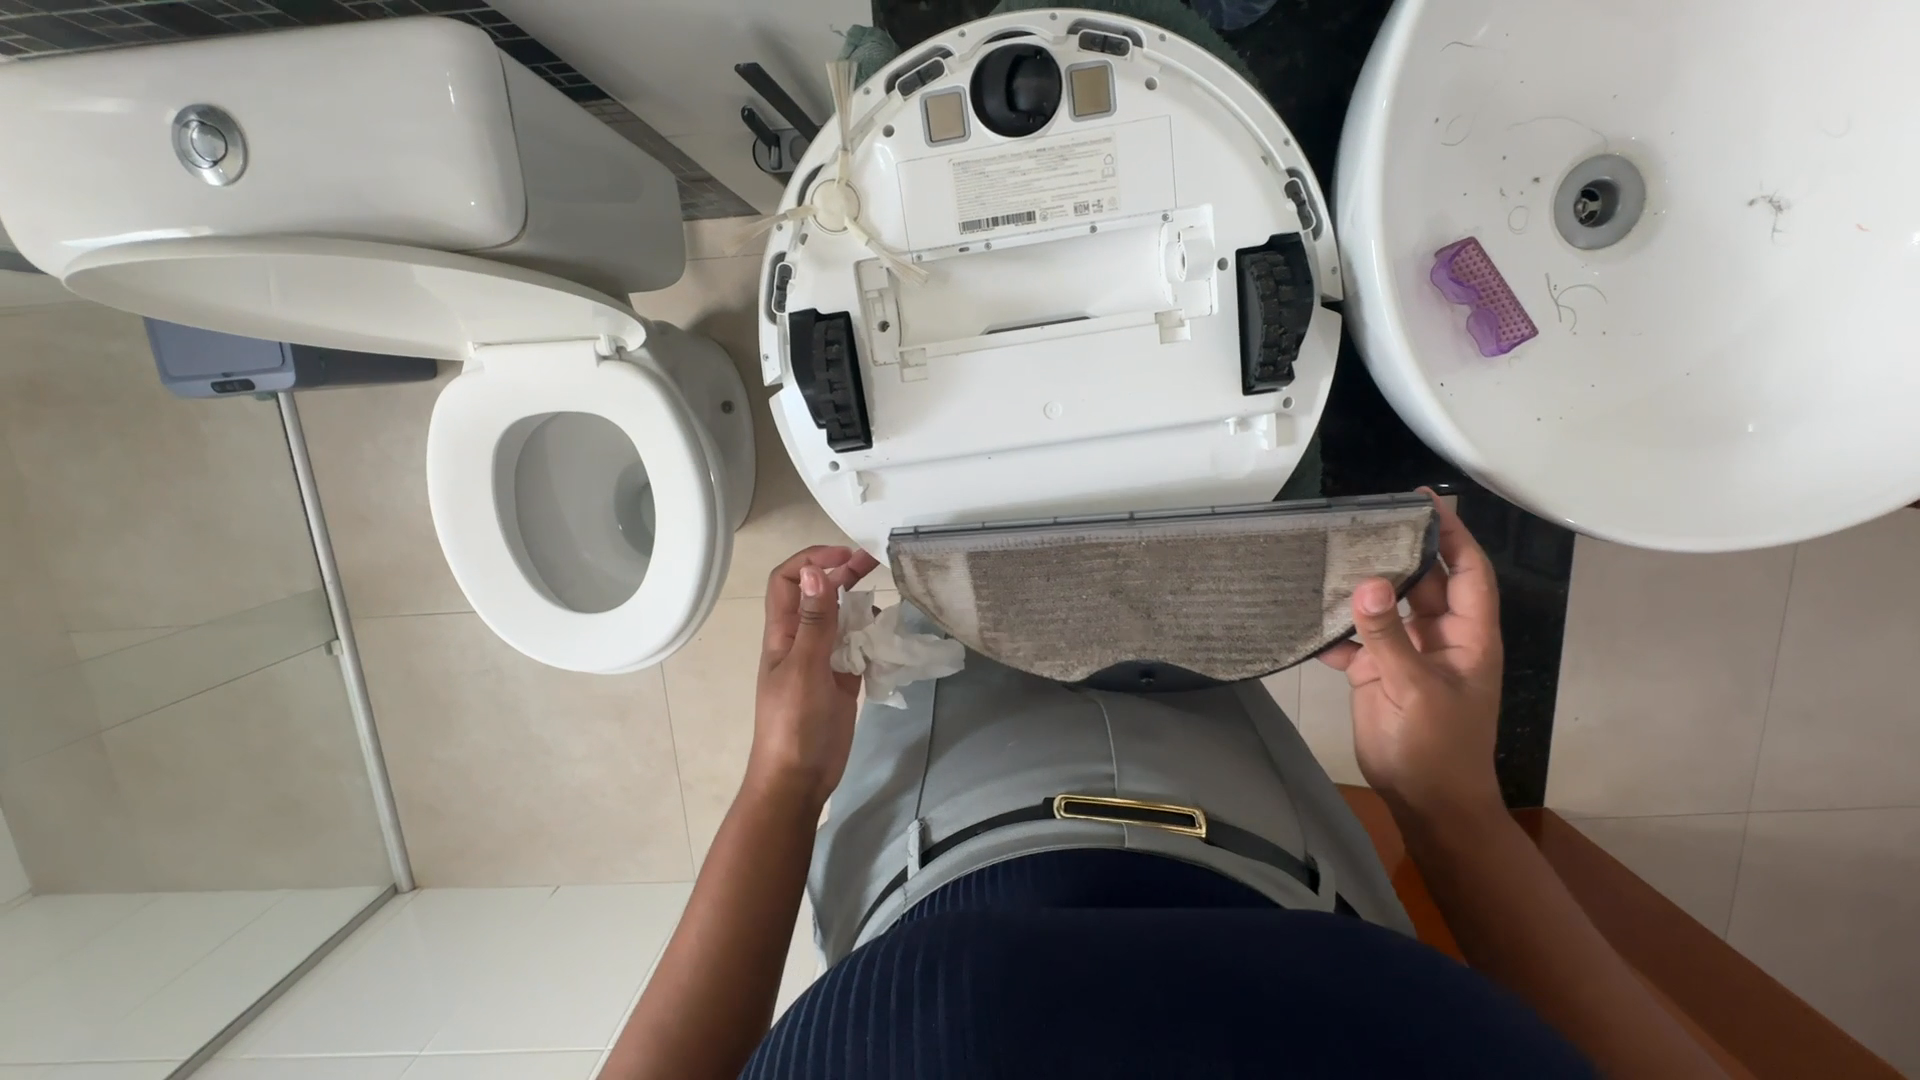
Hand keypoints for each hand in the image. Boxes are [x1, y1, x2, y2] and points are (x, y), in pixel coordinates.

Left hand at [749, 545, 880, 807]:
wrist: (798, 778)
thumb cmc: (794, 724)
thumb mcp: (805, 668)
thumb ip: (814, 622)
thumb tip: (816, 572)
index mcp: (782, 633)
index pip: (788, 581)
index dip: (811, 560)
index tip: (843, 556)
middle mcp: (801, 640)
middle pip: (818, 595)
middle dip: (841, 573)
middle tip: (874, 561)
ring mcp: (822, 660)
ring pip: (841, 619)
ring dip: (860, 603)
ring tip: (887, 593)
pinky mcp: (842, 679)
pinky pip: (857, 646)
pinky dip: (872, 634)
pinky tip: (889, 632)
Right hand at [1319, 491, 1504, 820]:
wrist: (1425, 799)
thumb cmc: (1441, 746)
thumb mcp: (1419, 689)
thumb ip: (1390, 637)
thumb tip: (1369, 585)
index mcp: (1468, 635)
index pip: (1466, 571)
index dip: (1452, 534)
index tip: (1424, 501)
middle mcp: (1438, 636)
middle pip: (1420, 582)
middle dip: (1394, 553)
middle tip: (1358, 522)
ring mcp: (1405, 654)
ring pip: (1382, 607)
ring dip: (1358, 590)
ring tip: (1325, 559)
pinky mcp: (1374, 672)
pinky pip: (1353, 641)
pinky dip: (1332, 633)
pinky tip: (1308, 624)